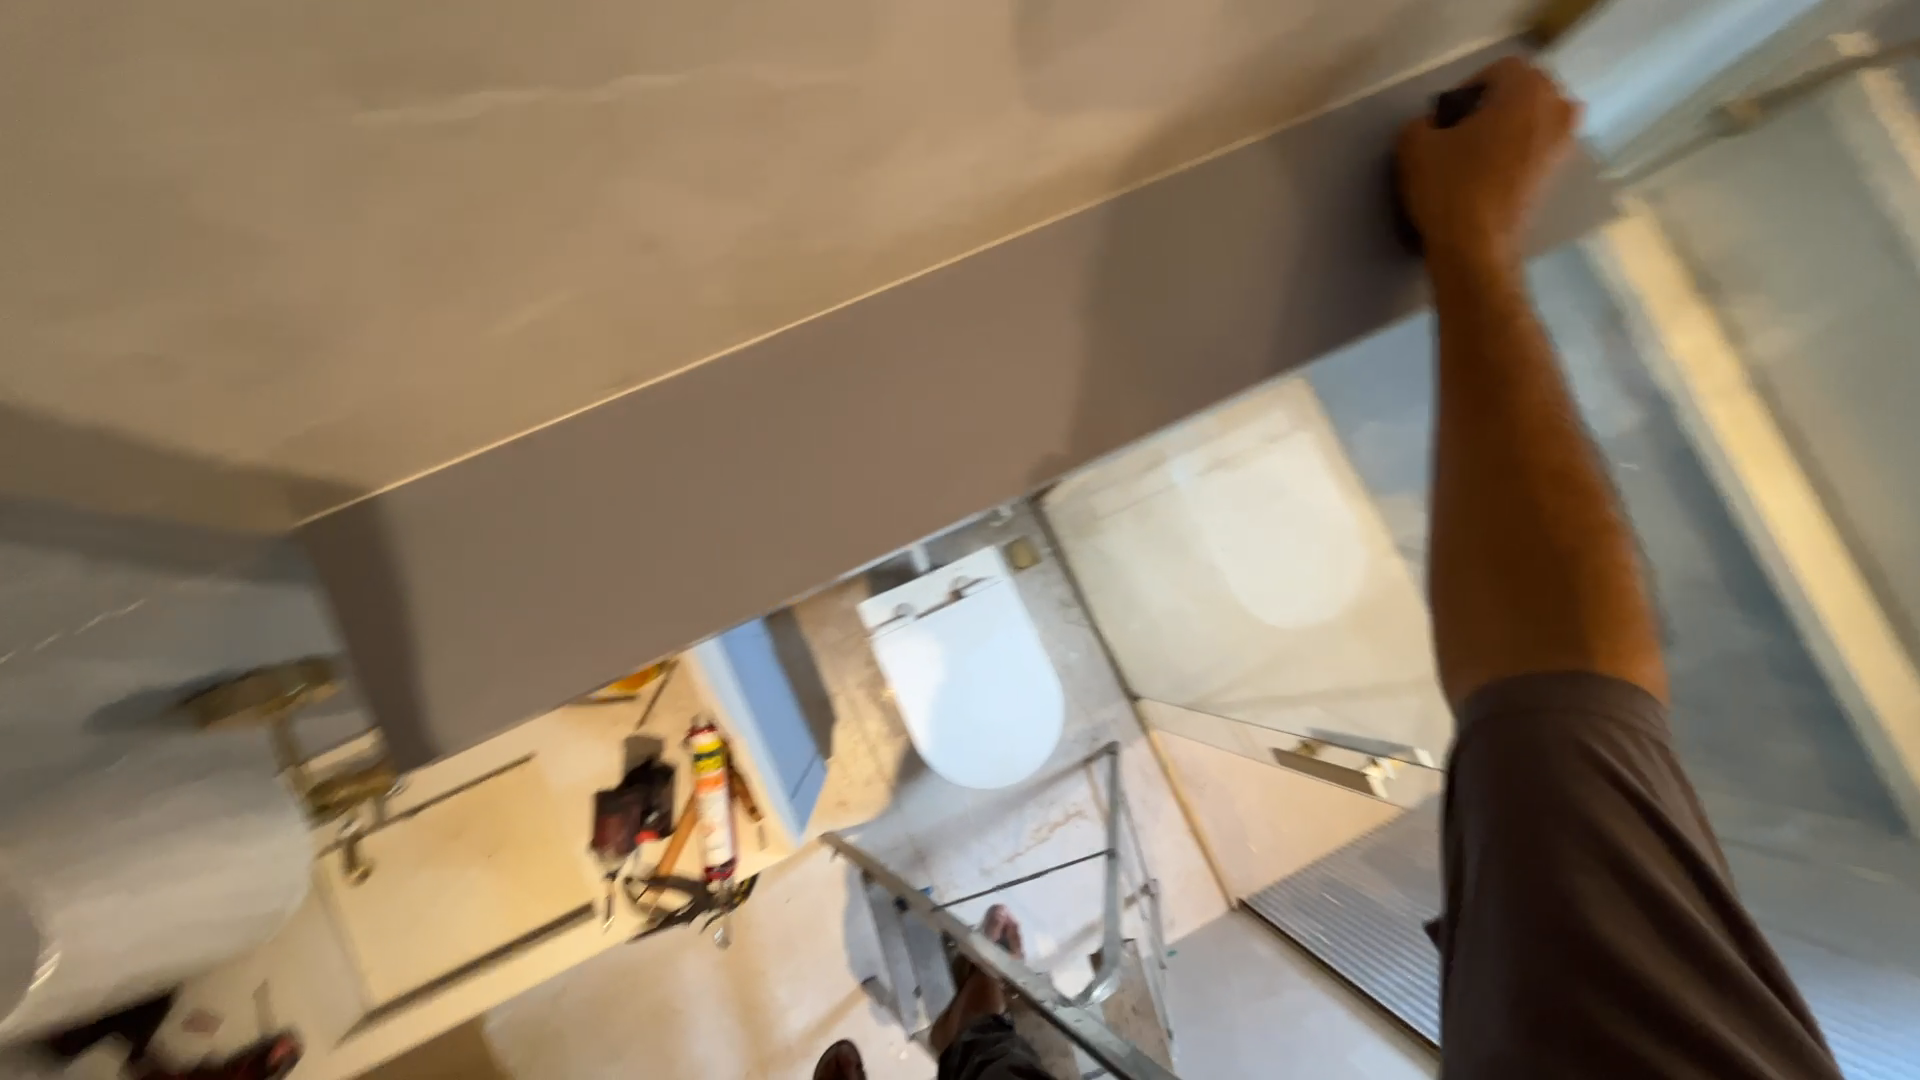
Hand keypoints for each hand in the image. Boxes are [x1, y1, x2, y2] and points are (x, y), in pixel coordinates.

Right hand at [1397, 57, 1581, 264]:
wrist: (1476, 245)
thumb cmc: (1448, 189)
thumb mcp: (1412, 149)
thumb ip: (1419, 125)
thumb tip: (1430, 127)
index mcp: (1527, 89)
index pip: (1498, 70)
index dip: (1466, 89)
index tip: (1443, 119)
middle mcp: (1557, 106)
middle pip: (1523, 91)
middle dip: (1492, 106)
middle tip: (1458, 135)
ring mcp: (1563, 141)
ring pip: (1532, 120)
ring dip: (1507, 129)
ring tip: (1474, 157)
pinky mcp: (1557, 172)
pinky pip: (1536, 147)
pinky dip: (1516, 154)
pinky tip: (1487, 177)